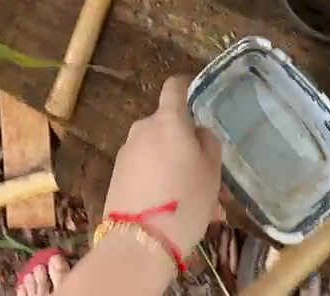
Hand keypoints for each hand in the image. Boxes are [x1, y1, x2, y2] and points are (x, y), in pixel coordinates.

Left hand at [102, 76, 223, 252]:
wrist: (139, 243)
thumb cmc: (184, 201)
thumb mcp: (212, 172)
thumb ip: (208, 143)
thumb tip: (198, 131)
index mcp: (168, 120)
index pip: (175, 87)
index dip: (187, 86)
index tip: (197, 96)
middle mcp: (144, 127)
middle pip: (169, 126)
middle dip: (187, 145)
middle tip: (208, 175)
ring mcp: (127, 150)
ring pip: (158, 151)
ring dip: (175, 167)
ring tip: (196, 203)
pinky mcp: (117, 173)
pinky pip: (145, 168)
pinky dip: (160, 179)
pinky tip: (173, 209)